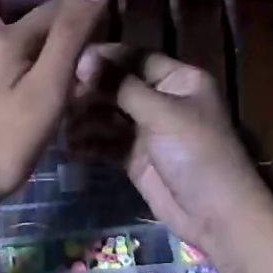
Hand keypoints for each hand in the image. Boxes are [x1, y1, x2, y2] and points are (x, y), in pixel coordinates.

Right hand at [78, 44, 272, 253]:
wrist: (215, 214)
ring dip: (85, 118)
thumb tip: (85, 59)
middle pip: (118, 87)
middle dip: (89, 91)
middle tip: (57, 96)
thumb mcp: (162, 114)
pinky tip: (67, 145)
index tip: (67, 60)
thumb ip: (121, 87)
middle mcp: (162, 100)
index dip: (103, 59)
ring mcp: (148, 131)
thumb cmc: (197, 154)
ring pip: (109, 116)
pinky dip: (89, 143)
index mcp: (179, 80)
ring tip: (58, 122)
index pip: (135, 58)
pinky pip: (107, 144)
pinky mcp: (136, 159)